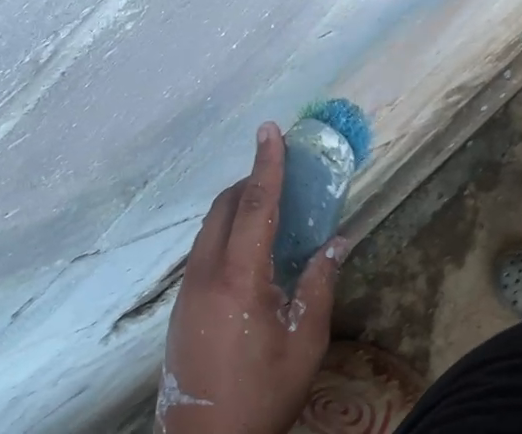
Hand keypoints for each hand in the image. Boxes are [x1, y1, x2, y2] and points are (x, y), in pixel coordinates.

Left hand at [158, 122, 345, 433]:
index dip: (265, 164)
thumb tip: (339, 240)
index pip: (255, 205)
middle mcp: (206, 274)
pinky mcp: (182, 306)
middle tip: (282, 172)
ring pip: (210, 228)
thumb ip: (320, 284)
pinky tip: (250, 251)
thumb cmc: (262, 391)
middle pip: (225, 207)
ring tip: (270, 207)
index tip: (269, 129)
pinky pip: (204, 250)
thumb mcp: (305, 341)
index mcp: (239, 277)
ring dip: (237, 207)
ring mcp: (188, 290)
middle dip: (251, 181)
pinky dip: (227, 232)